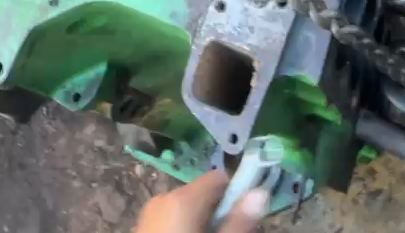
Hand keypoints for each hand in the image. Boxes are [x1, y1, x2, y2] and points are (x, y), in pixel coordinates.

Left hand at [134, 169, 269, 232]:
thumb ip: (238, 222)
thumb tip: (261, 193)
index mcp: (182, 197)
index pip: (219, 178)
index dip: (236, 195)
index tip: (244, 220)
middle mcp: (165, 196)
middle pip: (204, 195)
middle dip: (221, 215)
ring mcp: (150, 213)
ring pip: (189, 210)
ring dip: (204, 225)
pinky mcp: (143, 228)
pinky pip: (173, 221)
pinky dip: (186, 230)